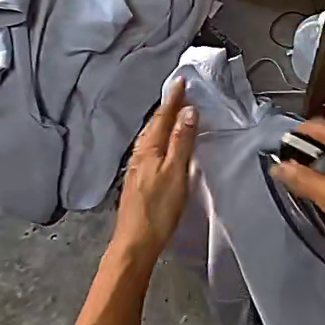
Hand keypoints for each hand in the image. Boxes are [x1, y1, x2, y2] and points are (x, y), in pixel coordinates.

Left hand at [116, 79, 197, 254]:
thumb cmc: (157, 209)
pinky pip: (151, 150)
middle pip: (154, 125)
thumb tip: (187, 113)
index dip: (173, 99)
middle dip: (167, 107)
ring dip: (163, 123)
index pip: (162, 117)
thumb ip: (181, 141)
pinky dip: (160, 139)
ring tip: (174, 113)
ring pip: (152, 137)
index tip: (180, 82)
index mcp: (149, 150)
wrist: (136, 242)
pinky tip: (164, 145)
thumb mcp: (176, 172)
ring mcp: (138, 169)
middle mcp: (140, 156)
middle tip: (179, 92)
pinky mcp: (141, 181)